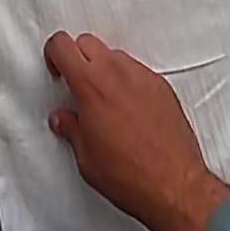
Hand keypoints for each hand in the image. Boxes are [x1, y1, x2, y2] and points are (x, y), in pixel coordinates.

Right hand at [45, 31, 229, 230]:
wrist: (176, 188)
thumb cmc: (132, 175)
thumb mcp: (86, 157)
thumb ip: (70, 128)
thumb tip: (63, 119)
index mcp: (90, 84)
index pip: (62, 44)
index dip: (53, 53)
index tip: (56, 68)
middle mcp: (115, 71)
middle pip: (86, 42)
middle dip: (78, 58)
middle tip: (78, 84)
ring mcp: (140, 75)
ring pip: (113, 55)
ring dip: (104, 69)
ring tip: (107, 100)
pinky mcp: (160, 84)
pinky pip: (137, 70)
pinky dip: (128, 81)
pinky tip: (130, 108)